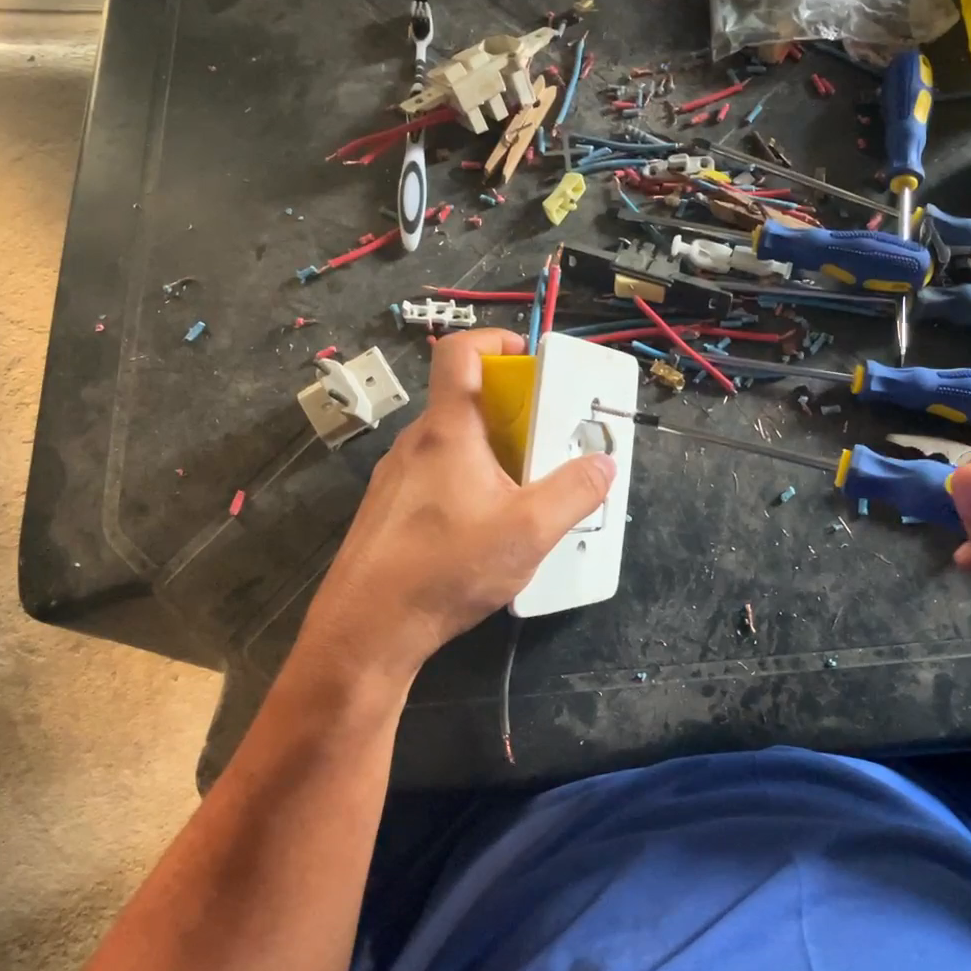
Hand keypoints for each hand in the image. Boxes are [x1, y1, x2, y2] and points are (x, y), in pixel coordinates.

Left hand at [286, 330, 613, 683]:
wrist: (367, 629)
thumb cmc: (447, 569)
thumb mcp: (529, 532)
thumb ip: (574, 494)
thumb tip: (603, 465)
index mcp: (447, 432)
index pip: (459, 352)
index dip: (495, 341)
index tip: (529, 360)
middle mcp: (416, 444)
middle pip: (464, 402)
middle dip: (512, 413)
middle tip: (547, 444)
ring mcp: (396, 478)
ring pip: (451, 444)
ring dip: (491, 453)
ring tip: (522, 494)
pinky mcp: (389, 512)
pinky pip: (436, 477)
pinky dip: (467, 483)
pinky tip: (483, 531)